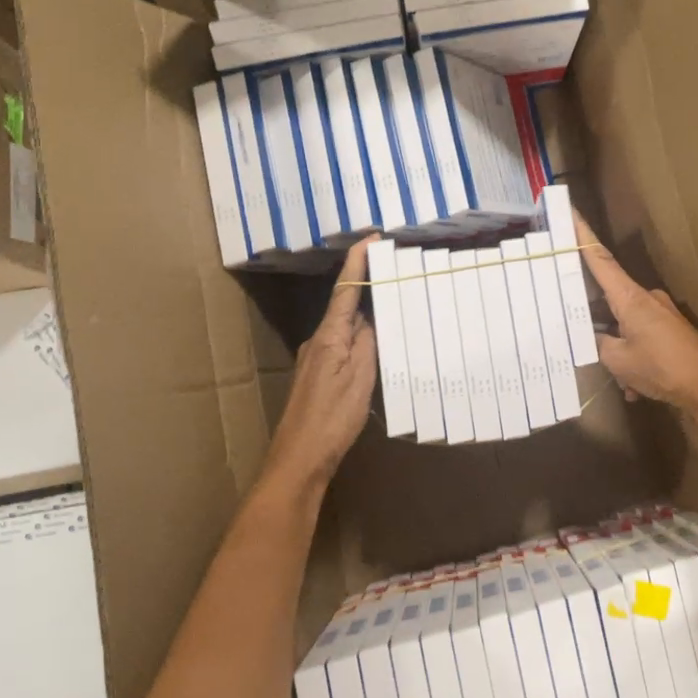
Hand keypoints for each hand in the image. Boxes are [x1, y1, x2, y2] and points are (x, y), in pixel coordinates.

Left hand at [265, 236, 379, 486]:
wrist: (299, 460)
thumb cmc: (331, 418)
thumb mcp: (360, 379)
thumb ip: (369, 343)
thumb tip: (372, 317)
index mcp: (329, 336)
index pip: (345, 289)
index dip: (358, 262)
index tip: (373, 237)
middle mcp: (320, 340)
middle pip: (346, 304)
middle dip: (369, 286)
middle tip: (398, 272)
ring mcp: (318, 359)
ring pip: (348, 327)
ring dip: (369, 314)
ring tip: (397, 306)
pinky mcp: (320, 376)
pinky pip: (346, 345)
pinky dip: (364, 338)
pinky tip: (381, 346)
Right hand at [576, 213, 697, 410]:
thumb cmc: (661, 366)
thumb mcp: (618, 360)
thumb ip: (599, 344)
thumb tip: (595, 337)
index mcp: (629, 297)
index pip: (600, 259)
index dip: (583, 237)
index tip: (570, 212)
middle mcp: (646, 298)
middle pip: (610, 298)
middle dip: (597, 324)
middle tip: (582, 338)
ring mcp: (661, 313)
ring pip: (627, 327)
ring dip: (621, 353)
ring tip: (623, 382)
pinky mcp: (672, 330)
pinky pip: (644, 341)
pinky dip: (637, 363)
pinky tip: (638, 389)